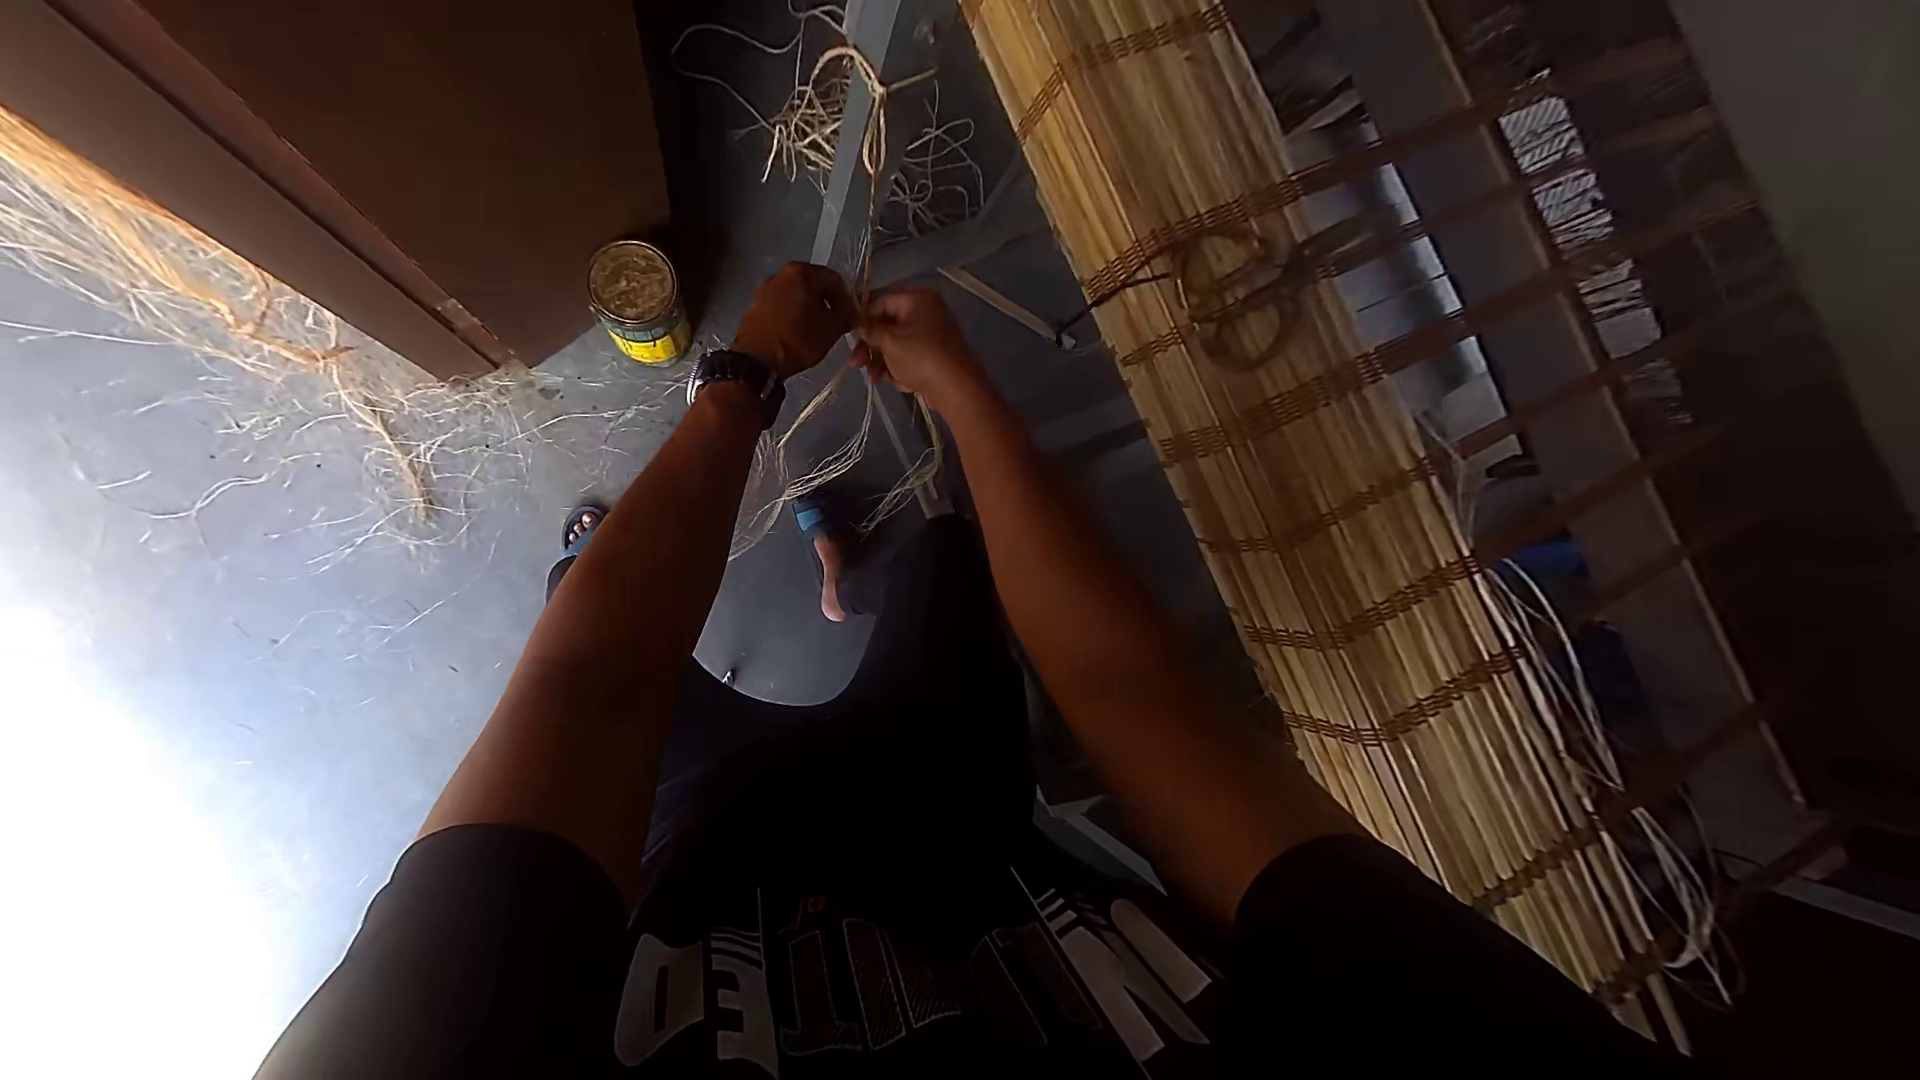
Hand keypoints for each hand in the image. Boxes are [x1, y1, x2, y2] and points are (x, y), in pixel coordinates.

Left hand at [733, 262, 857, 378]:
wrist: (757, 359)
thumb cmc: (799, 340)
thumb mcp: (832, 329)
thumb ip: (846, 314)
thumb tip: (850, 311)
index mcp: (803, 272)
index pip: (836, 280)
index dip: (847, 300)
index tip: (850, 318)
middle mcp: (782, 273)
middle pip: (815, 284)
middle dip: (828, 303)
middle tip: (834, 324)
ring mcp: (766, 287)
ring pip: (798, 295)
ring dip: (810, 309)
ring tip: (815, 330)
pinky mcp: (756, 304)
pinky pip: (783, 304)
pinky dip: (793, 314)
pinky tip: (796, 332)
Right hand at [852, 288, 989, 412]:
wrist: (956, 388)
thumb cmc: (920, 356)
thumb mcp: (889, 340)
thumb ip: (869, 330)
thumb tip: (856, 323)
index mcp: (919, 300)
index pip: (882, 302)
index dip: (864, 319)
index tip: (852, 336)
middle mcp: (927, 314)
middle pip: (888, 327)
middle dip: (871, 348)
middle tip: (856, 364)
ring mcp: (932, 338)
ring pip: (897, 347)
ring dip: (882, 363)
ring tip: (875, 379)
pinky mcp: (934, 359)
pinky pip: (909, 360)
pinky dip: (900, 370)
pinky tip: (900, 383)